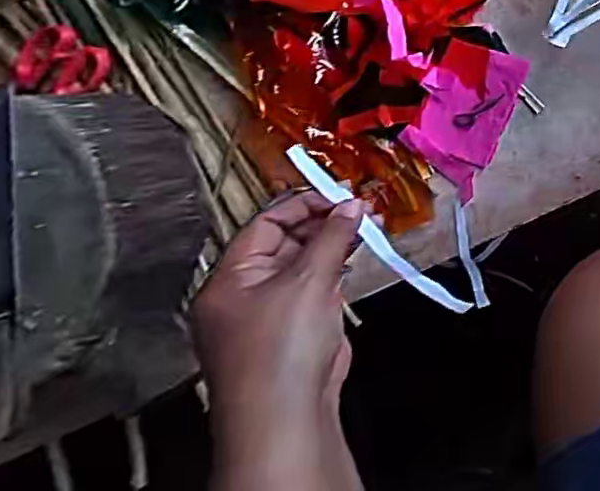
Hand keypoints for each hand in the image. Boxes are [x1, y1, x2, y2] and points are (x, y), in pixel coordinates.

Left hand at [192, 192, 362, 488]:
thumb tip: (352, 205)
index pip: (265, 224)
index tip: (343, 193)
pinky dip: (339, 261)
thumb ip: (333, 236)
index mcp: (229, 280)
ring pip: (305, 257)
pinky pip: (316, 278)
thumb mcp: (309, 280)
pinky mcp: (296, 318)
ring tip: (370, 224)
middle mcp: (245, 290)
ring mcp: (271, 305)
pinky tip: (359, 252)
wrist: (286, 406)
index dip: (304, 205)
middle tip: (365, 207)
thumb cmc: (281, 348)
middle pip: (286, 239)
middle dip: (326, 220)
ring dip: (337, 239)